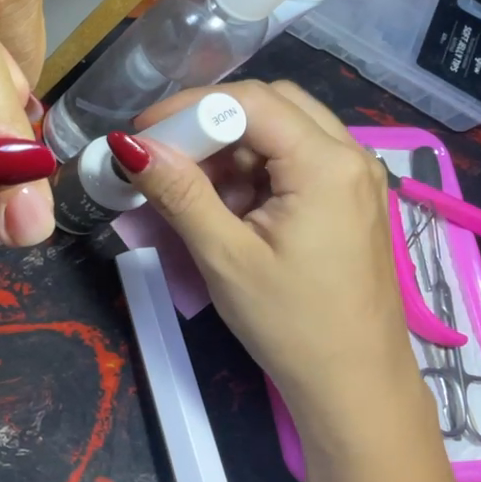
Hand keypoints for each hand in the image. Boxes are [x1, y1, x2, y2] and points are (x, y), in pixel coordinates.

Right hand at [112, 81, 415, 417]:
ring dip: (225, 149)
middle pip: (271, 106)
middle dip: (208, 123)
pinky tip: (218, 207)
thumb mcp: (224, 256)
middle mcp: (348, 157)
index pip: (252, 102)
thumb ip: (179, 194)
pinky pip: (287, 164)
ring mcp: (348, 179)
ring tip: (184, 187)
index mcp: (326, 164)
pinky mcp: (339, 202)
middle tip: (159, 156)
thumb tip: (129, 147)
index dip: (188, 107)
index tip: (138, 133)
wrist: (351, 379)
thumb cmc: (289, 320)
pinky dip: (245, 172)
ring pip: (278, 133)